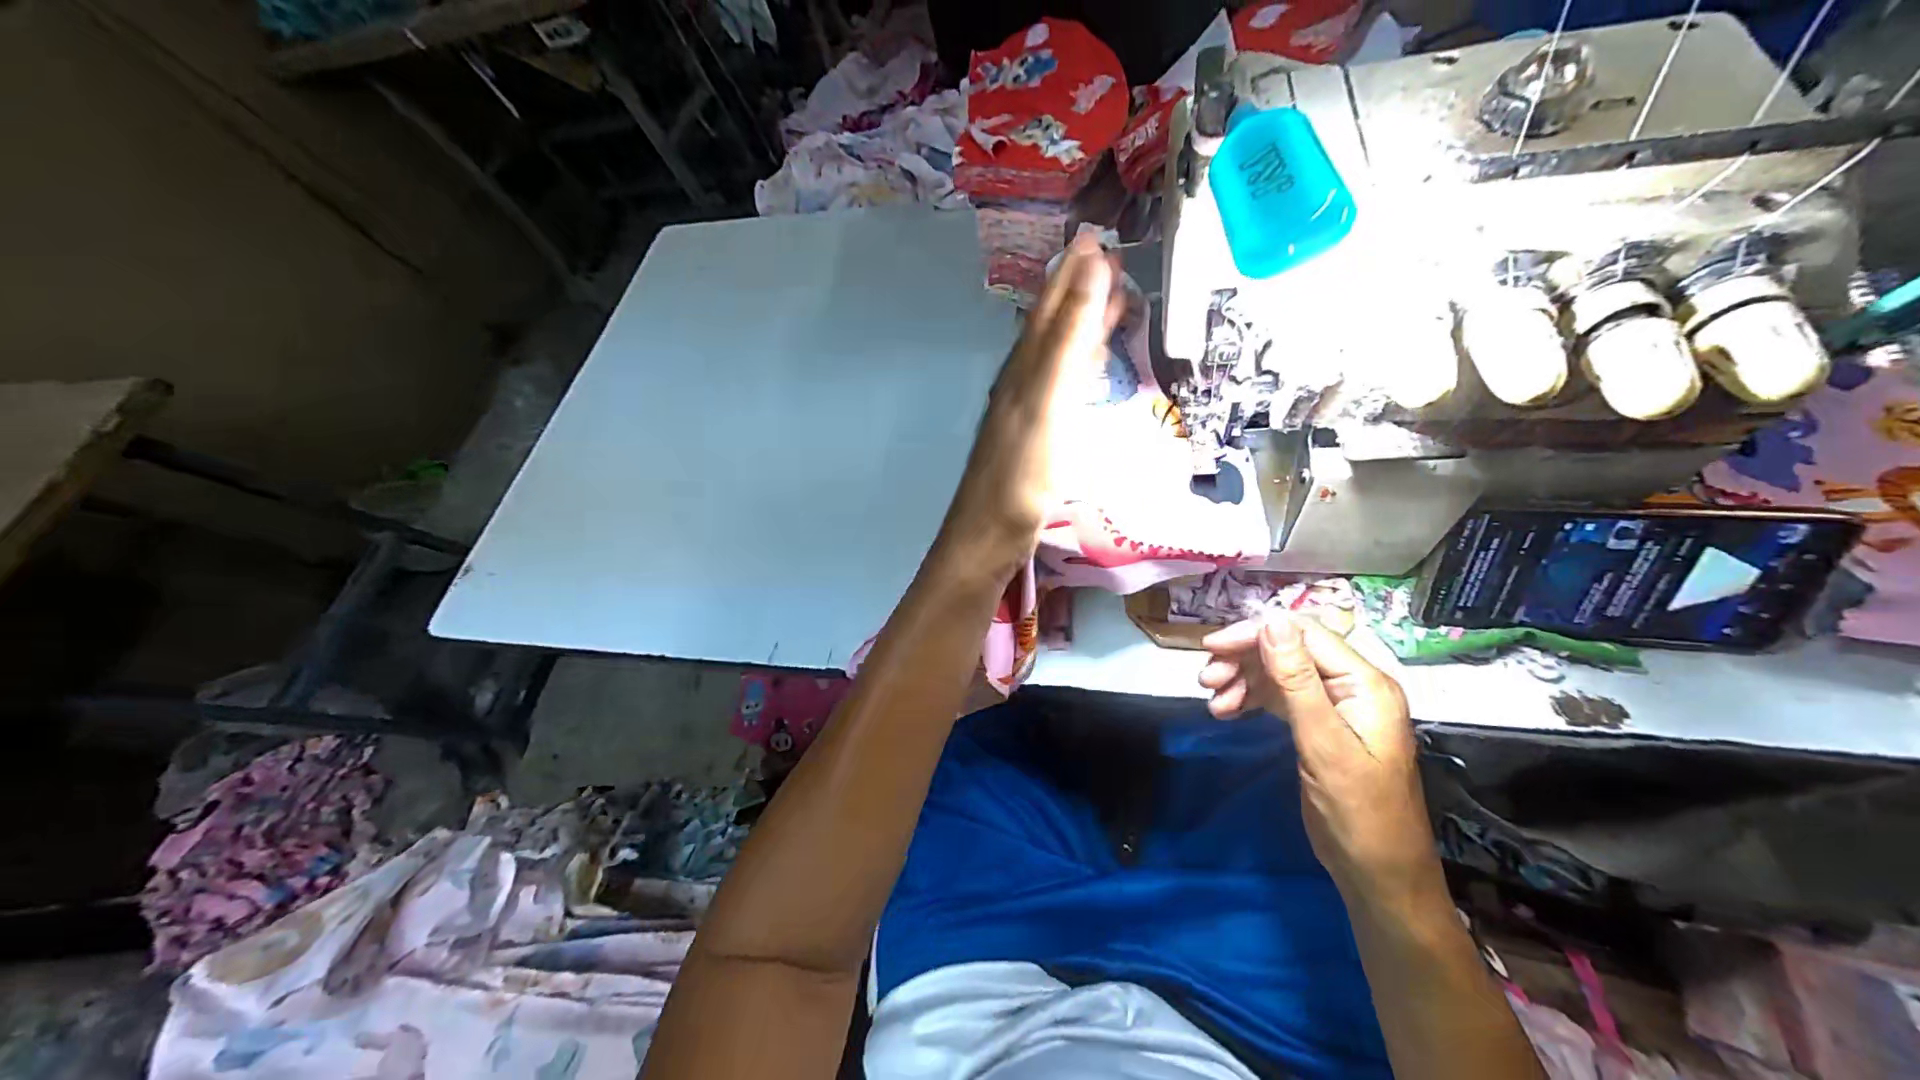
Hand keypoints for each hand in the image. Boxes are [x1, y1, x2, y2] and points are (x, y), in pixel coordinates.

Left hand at [936, 234, 1123, 576]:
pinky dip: (1080, 363)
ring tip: (1112, 300)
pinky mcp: (1036, 435)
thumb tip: (1088, 269)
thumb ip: (1068, 339)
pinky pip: (1061, 383)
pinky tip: (1088, 366)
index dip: (1074, 273)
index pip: (1052, 307)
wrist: (990, 534)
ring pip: (1057, 352)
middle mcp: (1022, 380)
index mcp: (1025, 366)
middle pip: (1053, 325)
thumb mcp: (1047, 400)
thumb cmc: (1022, 474)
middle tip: (1111, 260)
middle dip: (1080, 291)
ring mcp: (1027, 408)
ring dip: (1083, 324)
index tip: (1098, 238)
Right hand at [1199, 613, 1445, 909]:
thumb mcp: (1323, 743)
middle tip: (1206, 680)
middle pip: (1288, 651)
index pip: (1304, 634)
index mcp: (1365, 683)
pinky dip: (1250, 700)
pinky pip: (1279, 698)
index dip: (1255, 634)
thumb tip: (1272, 620)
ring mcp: (1335, 706)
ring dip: (1242, 681)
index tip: (1211, 648)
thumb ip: (1296, 679)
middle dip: (1244, 659)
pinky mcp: (1319, 725)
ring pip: (1278, 674)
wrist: (1378, 874)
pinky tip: (1227, 711)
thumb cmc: (1358, 811)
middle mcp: (1351, 686)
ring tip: (1214, 701)